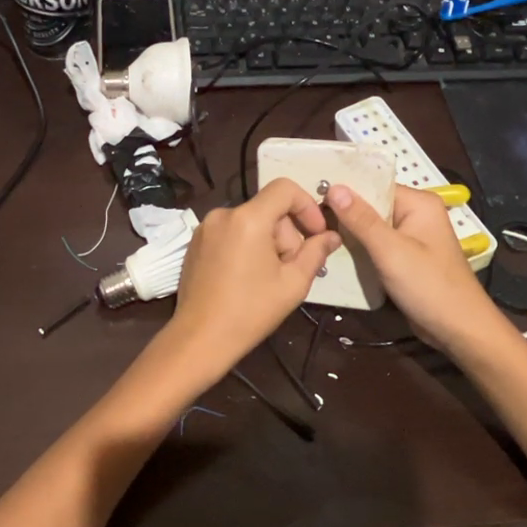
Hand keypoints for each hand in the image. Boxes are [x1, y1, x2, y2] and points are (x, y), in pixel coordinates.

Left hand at [170, 178, 341, 369]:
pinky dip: (246, 245)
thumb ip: (316, 252)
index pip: (284, 188)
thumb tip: (331, 236)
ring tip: (268, 277)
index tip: (315, 235)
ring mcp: (205, 228)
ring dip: (267, 241)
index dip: (307, 206)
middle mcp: (222, 214)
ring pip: (250, 221)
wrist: (200, 338)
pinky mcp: (195, 243)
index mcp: (248, 218)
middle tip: (291, 268)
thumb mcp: (293, 283)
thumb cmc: (251, 311)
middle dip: (286, 234)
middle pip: (268, 209)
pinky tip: (246, 277)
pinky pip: (231, 232)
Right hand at [325, 184, 509, 354]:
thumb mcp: (390, 250)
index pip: (373, 186)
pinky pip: (376, 246)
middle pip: (371, 206)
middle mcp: (415, 214)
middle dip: (342, 213)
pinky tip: (333, 253)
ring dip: (347, 234)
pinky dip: (358, 250)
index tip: (309, 196)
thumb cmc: (429, 285)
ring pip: (371, 228)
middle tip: (306, 220)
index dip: (343, 191)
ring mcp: (411, 237)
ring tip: (313, 234)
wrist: (458, 329)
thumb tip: (333, 187)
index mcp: (418, 203)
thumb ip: (361, 219)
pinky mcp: (405, 258)